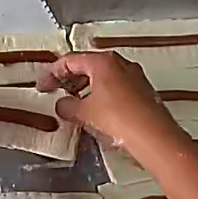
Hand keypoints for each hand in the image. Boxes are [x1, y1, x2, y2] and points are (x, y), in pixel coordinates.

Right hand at [35, 51, 183, 153]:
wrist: (154, 137)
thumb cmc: (119, 119)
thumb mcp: (84, 113)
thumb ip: (67, 106)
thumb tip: (62, 105)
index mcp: (104, 61)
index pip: (70, 60)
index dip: (52, 73)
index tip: (43, 85)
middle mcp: (121, 64)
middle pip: (88, 66)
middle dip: (69, 79)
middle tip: (56, 91)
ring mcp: (134, 77)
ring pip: (103, 77)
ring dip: (85, 88)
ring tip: (74, 104)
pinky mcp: (143, 93)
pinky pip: (115, 88)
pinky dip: (101, 96)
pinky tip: (96, 112)